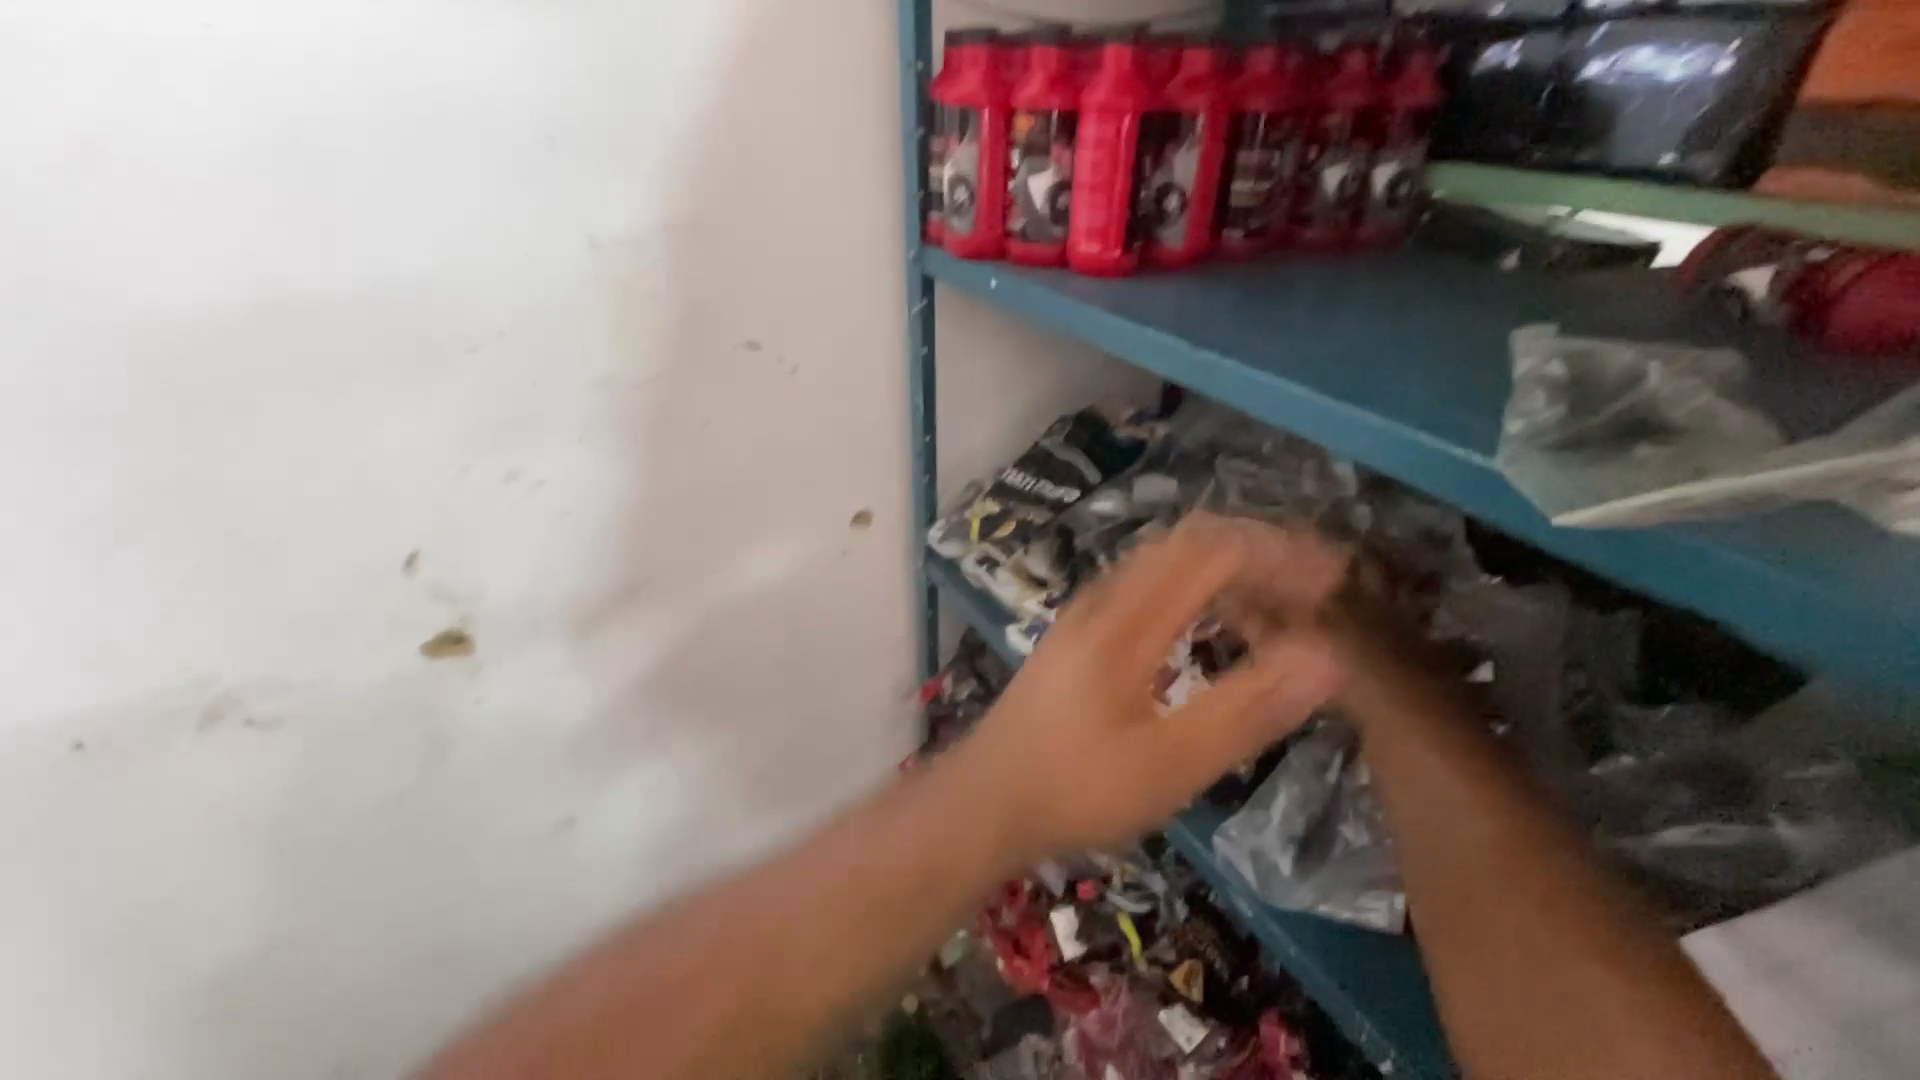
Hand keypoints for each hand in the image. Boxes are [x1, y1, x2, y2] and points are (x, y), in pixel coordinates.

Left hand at [953, 513, 1350, 860]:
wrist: (982, 801)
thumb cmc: (1075, 787)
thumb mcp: (1170, 763)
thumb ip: (1247, 708)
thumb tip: (1328, 656)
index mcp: (1128, 620)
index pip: (1214, 550)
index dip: (1280, 552)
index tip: (1334, 578)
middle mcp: (1105, 600)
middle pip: (1189, 543)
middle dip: (1259, 553)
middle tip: (1312, 589)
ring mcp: (1086, 614)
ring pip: (1164, 562)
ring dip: (1225, 571)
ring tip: (1275, 609)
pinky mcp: (1078, 636)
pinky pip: (1147, 586)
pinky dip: (1194, 591)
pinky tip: (1211, 631)